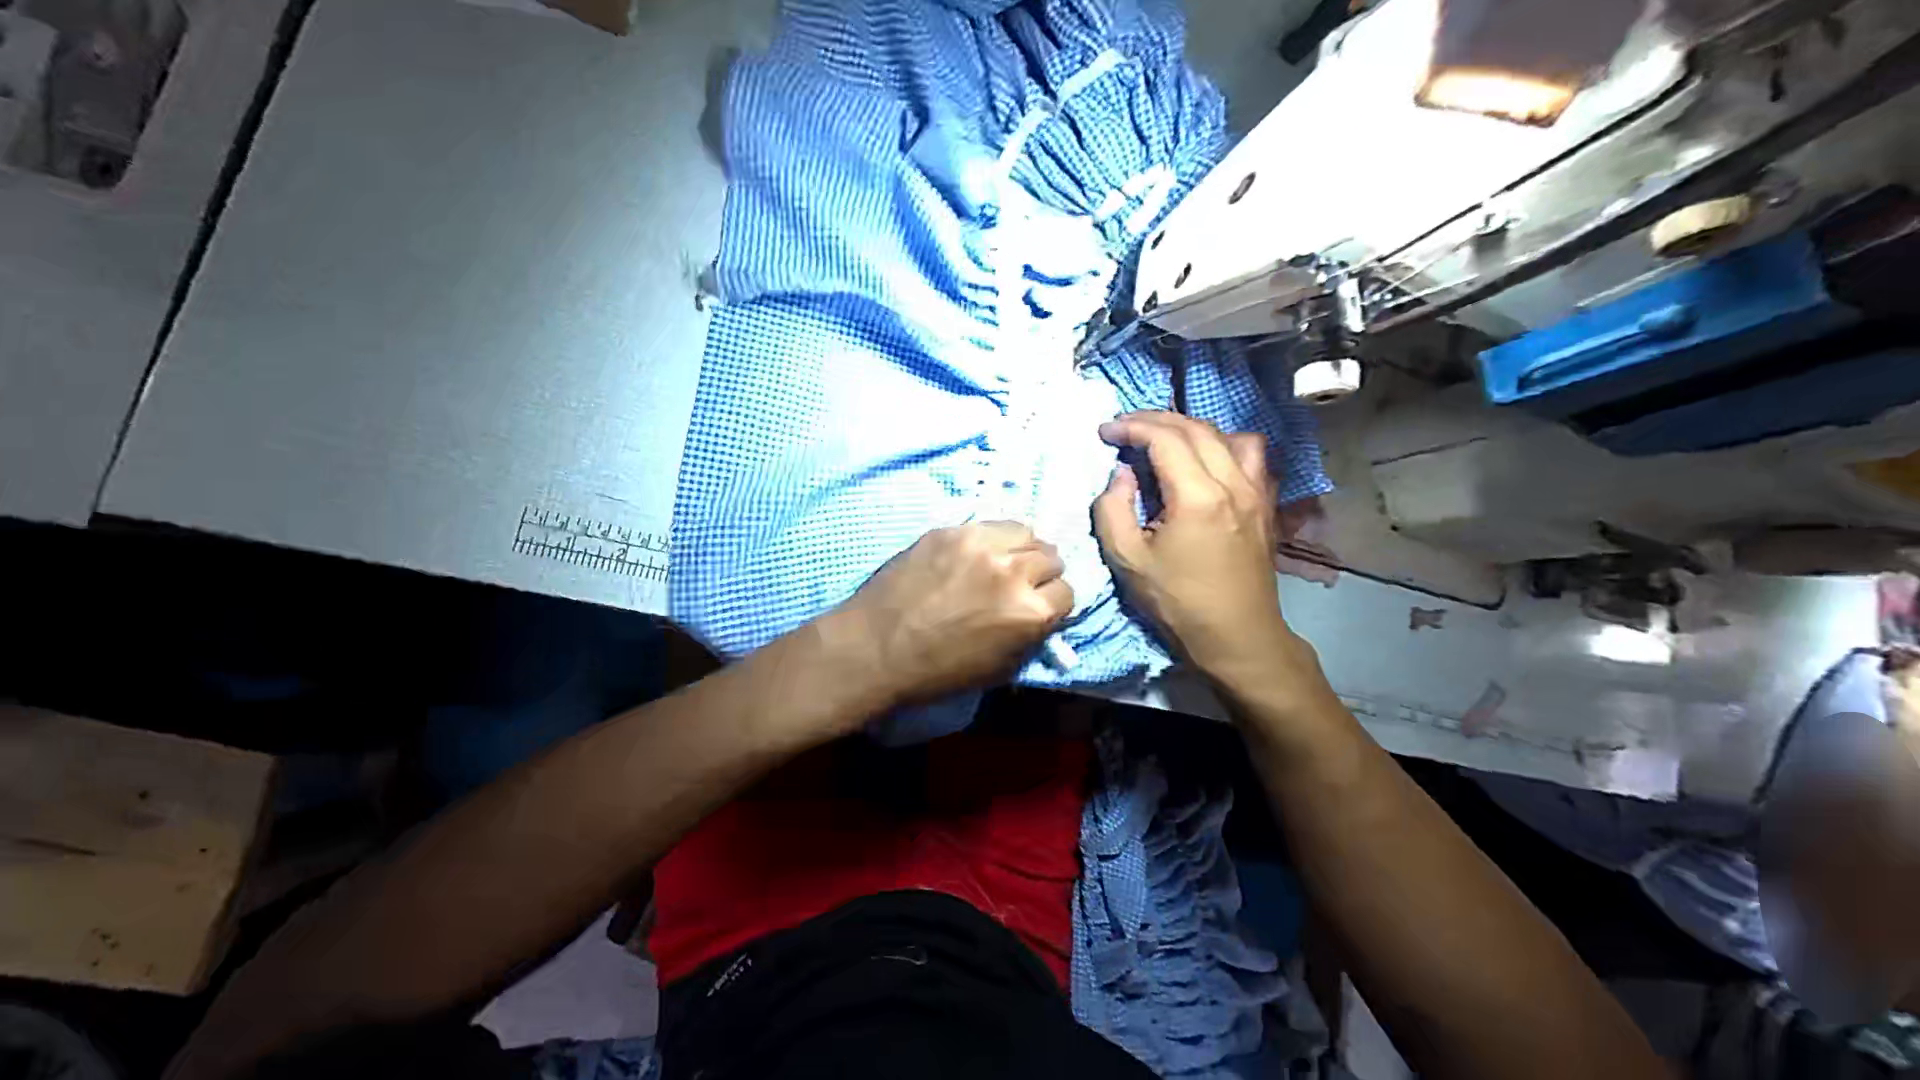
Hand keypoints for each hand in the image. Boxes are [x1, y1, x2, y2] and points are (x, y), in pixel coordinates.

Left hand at [829, 522, 1072, 705]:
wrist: (874, 649)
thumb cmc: (937, 673)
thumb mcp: (1000, 669)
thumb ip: (1031, 636)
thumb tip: (1043, 614)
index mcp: (1031, 613)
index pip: (1068, 593)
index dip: (1053, 603)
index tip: (1039, 607)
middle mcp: (1013, 571)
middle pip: (1051, 557)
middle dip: (1041, 574)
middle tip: (1019, 584)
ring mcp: (980, 545)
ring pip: (1026, 531)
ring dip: (1020, 549)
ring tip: (1001, 562)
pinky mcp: (951, 530)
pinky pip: (989, 525)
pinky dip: (989, 539)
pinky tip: (972, 555)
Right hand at [1092, 411, 1319, 698]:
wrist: (1236, 636)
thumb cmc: (1178, 602)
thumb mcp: (1127, 560)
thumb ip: (1112, 509)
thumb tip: (1122, 474)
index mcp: (1198, 496)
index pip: (1165, 438)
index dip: (1131, 427)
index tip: (1106, 432)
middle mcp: (1233, 483)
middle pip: (1196, 428)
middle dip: (1156, 420)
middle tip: (1126, 427)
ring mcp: (1256, 492)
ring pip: (1228, 435)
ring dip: (1193, 429)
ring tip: (1166, 440)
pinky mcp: (1265, 504)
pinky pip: (1251, 456)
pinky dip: (1224, 446)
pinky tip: (1206, 462)